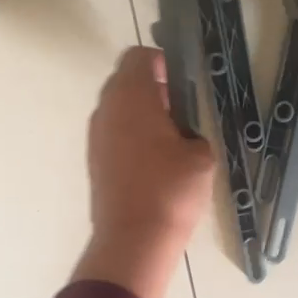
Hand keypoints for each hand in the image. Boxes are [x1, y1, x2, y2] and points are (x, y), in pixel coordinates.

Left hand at [76, 47, 214, 297]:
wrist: (134, 240)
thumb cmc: (172, 191)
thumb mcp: (202, 157)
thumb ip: (193, 133)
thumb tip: (183, 136)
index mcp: (131, 96)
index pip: (139, 57)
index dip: (162, 63)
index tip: (182, 83)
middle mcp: (106, 109)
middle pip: (125, 82)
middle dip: (151, 90)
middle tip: (179, 114)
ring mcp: (96, 137)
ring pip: (118, 111)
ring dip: (141, 117)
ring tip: (169, 144)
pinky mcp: (94, 163)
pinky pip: (114, 137)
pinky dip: (131, 140)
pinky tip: (154, 166)